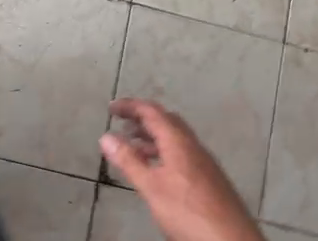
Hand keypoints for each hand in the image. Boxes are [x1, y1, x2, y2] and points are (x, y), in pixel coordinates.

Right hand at [99, 98, 263, 240]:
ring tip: (135, 149)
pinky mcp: (211, 179)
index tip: (111, 108)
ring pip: (176, 139)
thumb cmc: (188, 212)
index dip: (130, 106)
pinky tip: (160, 173)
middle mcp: (193, 145)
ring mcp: (205, 163)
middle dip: (143, 120)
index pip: (151, 111)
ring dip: (154, 138)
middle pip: (166, 121)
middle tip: (122, 124)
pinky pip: (184, 154)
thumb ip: (129, 161)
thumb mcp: (152, 188)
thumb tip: (105, 137)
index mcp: (178, 141)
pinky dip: (166, 153)